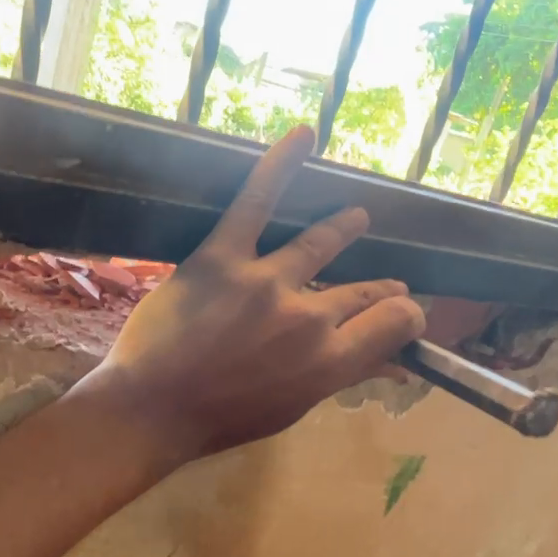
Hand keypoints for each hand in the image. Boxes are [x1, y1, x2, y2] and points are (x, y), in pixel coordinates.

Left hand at [78, 125, 425, 460]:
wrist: (152, 410)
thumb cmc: (220, 420)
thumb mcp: (292, 409)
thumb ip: (341, 377)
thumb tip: (392, 364)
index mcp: (329, 362)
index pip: (394, 322)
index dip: (406, 315)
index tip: (400, 313)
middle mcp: (309, 317)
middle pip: (361, 290)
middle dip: (380, 288)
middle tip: (387, 285)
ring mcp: (267, 281)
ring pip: (321, 242)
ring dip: (344, 230)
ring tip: (355, 220)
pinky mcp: (223, 256)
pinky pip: (254, 201)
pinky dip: (279, 164)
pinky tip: (303, 136)